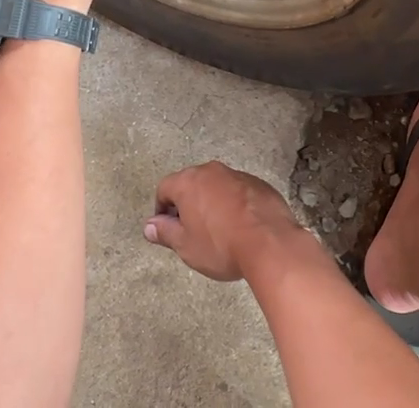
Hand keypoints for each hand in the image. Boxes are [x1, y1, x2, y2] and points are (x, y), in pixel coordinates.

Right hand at [143, 162, 303, 281]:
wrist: (269, 243)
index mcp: (188, 182)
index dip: (161, 209)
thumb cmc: (221, 246)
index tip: (167, 229)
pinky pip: (239, 192)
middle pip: (191, 184)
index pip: (164, 188)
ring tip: (219, 232)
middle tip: (191, 232)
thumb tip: (149, 226)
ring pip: (217, 187)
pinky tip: (241, 229)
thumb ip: (165, 232)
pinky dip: (235, 205)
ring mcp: (238, 175)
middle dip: (188, 205)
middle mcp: (211, 171)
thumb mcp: (186, 246)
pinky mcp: (259, 185)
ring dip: (213, 204)